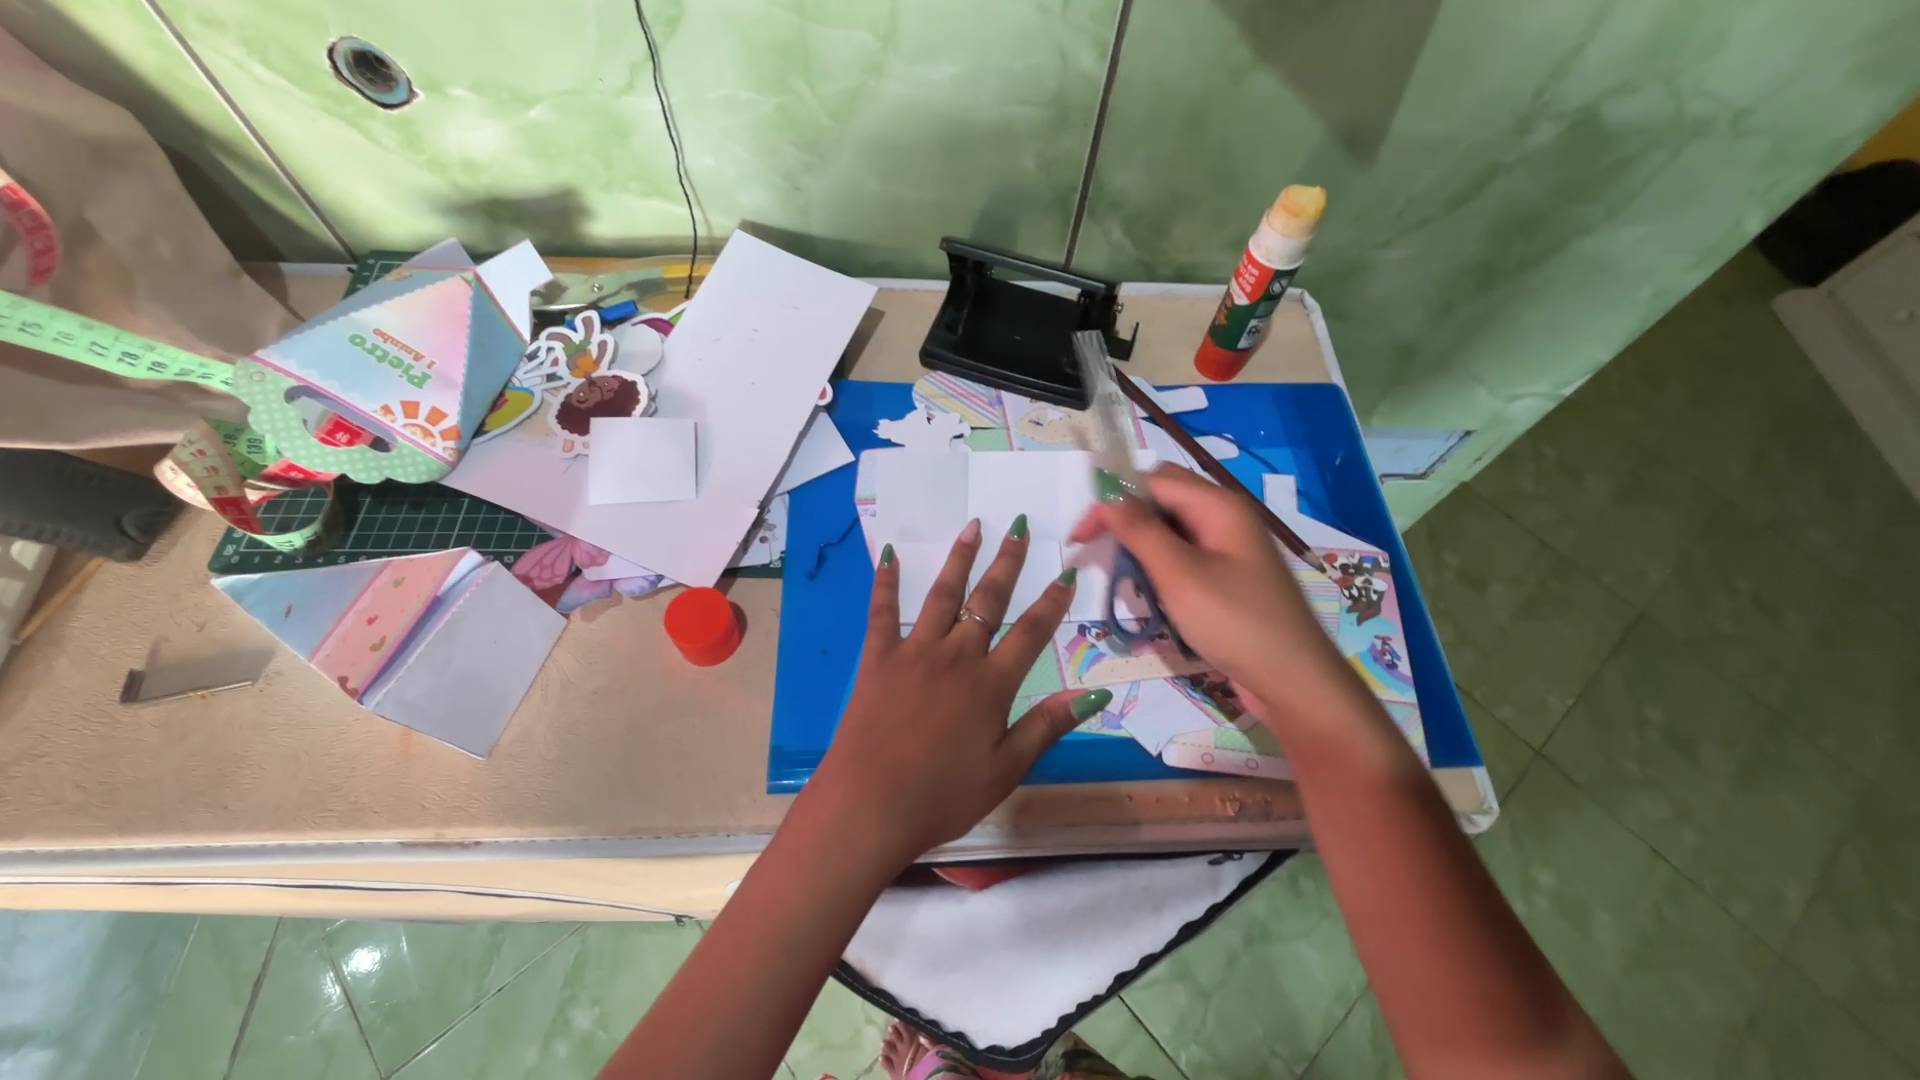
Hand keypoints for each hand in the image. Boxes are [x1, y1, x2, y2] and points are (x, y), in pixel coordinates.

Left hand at [801, 518, 1112, 869]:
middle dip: (1007, 562)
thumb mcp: (1005, 769)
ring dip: (959, 560)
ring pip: (941, 595)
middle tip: (1019, 527)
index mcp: (990, 684)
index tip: (1067, 571)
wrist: (869, 805)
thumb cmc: (943, 795)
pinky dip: (885, 582)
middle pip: (988, 601)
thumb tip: (1095, 693)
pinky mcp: (877, 660)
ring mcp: (913, 653)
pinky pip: (881, 612)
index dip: (1052, 601)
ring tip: (972, 527)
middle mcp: (955, 657)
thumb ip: (1046, 726)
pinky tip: (887, 555)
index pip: (1031, 632)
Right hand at [1070, 464, 1347, 717]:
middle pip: (1163, 501)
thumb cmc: (1235, 623)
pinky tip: (1152, 598)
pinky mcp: (1228, 578)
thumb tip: (1108, 499)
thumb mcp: (1179, 575)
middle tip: (1097, 556)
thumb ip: (1140, 531)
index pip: (1152, 481)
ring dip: (1142, 551)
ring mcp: (1229, 549)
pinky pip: (1185, 560)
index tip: (1079, 538)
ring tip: (1126, 583)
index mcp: (1218, 505)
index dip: (1112, 502)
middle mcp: (1225, 518)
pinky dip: (1161, 572)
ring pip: (1171, 532)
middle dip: (1126, 523)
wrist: (1293, 680)